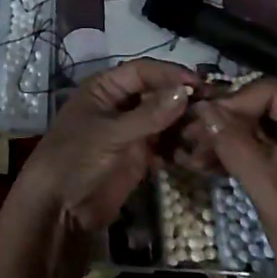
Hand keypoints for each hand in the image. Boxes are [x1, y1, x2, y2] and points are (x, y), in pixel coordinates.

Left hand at [14, 58, 197, 231]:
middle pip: (158, 94)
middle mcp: (119, 104)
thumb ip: (149, 115)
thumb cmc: (76, 158)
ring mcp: (130, 130)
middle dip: (184, 101)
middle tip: (216, 110)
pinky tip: (198, 154)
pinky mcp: (138, 155)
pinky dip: (181, 148)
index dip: (170, 74)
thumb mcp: (111, 134)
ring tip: (210, 134)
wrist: (60, 206)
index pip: (142, 71)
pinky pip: (166, 144)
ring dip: (186, 126)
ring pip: (165, 120)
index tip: (201, 84)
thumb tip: (185, 92)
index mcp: (104, 89)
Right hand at [181, 79, 276, 277]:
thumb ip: (239, 151)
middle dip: (228, 120)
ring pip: (265, 125)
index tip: (201, 122)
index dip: (236, 101)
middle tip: (190, 138)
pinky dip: (241, 152)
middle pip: (269, 106)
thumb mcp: (272, 198)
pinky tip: (209, 163)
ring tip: (193, 153)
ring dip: (229, 136)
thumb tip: (204, 111)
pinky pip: (270, 146)